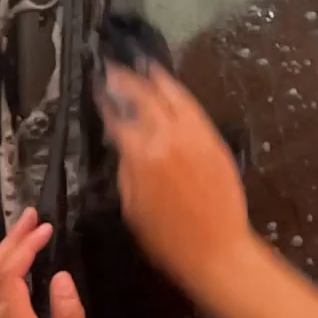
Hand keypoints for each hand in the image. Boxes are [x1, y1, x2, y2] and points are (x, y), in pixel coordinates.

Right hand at [97, 63, 254, 294]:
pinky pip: (194, 108)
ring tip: (143, 67)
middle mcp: (169, 137)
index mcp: (143, 156)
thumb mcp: (133, 207)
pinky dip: (180, 94)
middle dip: (127, 82)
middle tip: (114, 70)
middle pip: (145, 98)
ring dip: (156, 79)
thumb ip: (126, 170)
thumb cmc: (168, 239)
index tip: (98, 90)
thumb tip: (124, 146)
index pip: (119, 120)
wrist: (218, 250)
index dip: (107, 103)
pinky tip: (172, 88)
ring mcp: (195, 135)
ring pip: (173, 96)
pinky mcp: (214, 139)